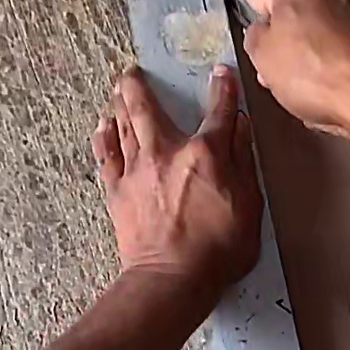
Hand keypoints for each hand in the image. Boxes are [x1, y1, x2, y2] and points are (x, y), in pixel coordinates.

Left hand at [90, 65, 261, 296]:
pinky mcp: (118, 190)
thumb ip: (243, 161)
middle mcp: (166, 152)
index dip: (222, 89)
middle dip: (139, 86)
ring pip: (124, 126)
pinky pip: (106, 156)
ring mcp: (137, 170)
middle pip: (148, 109)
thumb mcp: (249, 204)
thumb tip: (240, 126)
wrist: (172, 277)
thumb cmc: (217, 249)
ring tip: (116, 88)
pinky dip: (103, 138)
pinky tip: (101, 125)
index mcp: (204, 154)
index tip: (221, 73)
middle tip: (131, 72)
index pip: (218, 111)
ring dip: (119, 103)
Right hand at [237, 0, 349, 138]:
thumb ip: (253, 36)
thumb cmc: (318, 72)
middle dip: (280, 37)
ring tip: (296, 83)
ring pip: (315, 31)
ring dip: (303, 54)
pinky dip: (326, 65)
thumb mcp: (260, 55)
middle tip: (268, 63)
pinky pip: (336, 49)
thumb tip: (259, 34)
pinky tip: (320, 86)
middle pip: (292, 12)